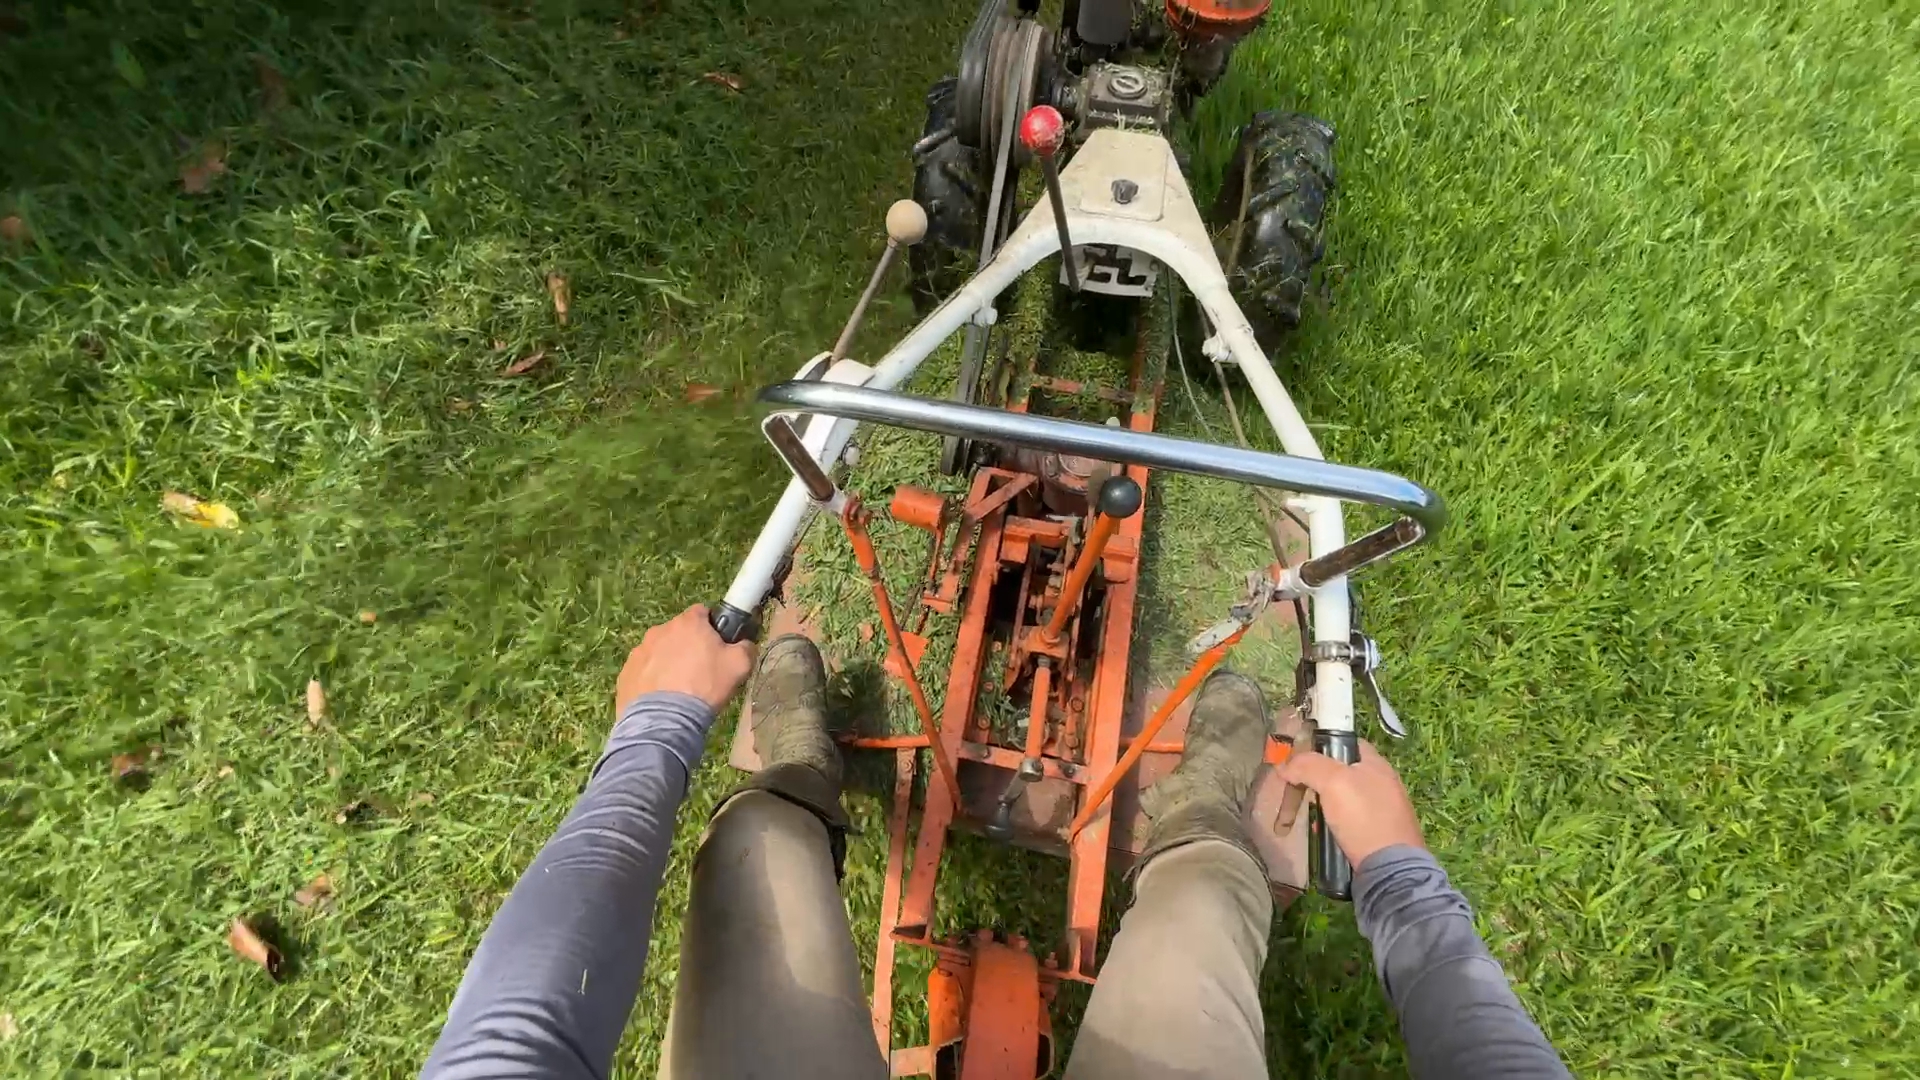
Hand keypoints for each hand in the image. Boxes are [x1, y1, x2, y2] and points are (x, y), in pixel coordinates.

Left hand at [615, 605, 755, 716]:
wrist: (664, 721)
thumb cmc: (705, 686)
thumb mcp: (740, 665)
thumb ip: (746, 647)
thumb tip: (745, 644)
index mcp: (688, 623)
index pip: (702, 612)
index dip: (712, 627)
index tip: (718, 646)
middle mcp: (660, 630)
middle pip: (679, 632)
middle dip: (689, 646)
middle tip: (701, 670)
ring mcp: (639, 651)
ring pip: (660, 650)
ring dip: (669, 662)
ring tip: (679, 688)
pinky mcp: (626, 673)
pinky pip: (644, 670)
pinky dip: (653, 679)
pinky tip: (662, 698)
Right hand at [1280, 738, 1424, 865]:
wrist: (1391, 870)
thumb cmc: (1363, 817)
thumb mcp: (1332, 781)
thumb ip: (1307, 765)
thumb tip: (1284, 767)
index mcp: (1377, 765)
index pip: (1346, 742)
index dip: (1321, 745)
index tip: (1300, 757)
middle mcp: (1382, 784)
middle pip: (1340, 771)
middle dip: (1316, 778)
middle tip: (1299, 788)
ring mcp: (1382, 810)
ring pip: (1341, 797)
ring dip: (1322, 803)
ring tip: (1309, 813)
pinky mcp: (1378, 834)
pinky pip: (1348, 819)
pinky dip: (1333, 822)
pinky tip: (1324, 830)